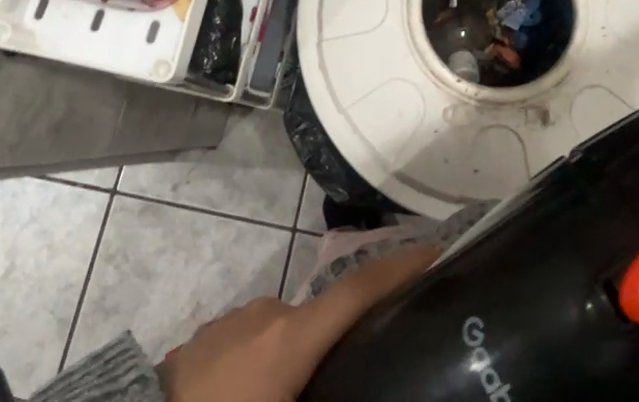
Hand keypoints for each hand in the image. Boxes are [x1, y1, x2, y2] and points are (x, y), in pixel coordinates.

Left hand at [158, 245, 438, 400]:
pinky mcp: (203, 338)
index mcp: (293, 336)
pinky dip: (259, 365)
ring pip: (280, 334)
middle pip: (319, 320)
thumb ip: (328, 390)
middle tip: (349, 374)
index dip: (400, 268)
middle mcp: (267, 314)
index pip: (359, 290)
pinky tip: (250, 398)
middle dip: (336, 344)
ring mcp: (231, 321)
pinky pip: (248, 344)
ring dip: (291, 360)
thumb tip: (362, 386)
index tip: (436, 251)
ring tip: (289, 396)